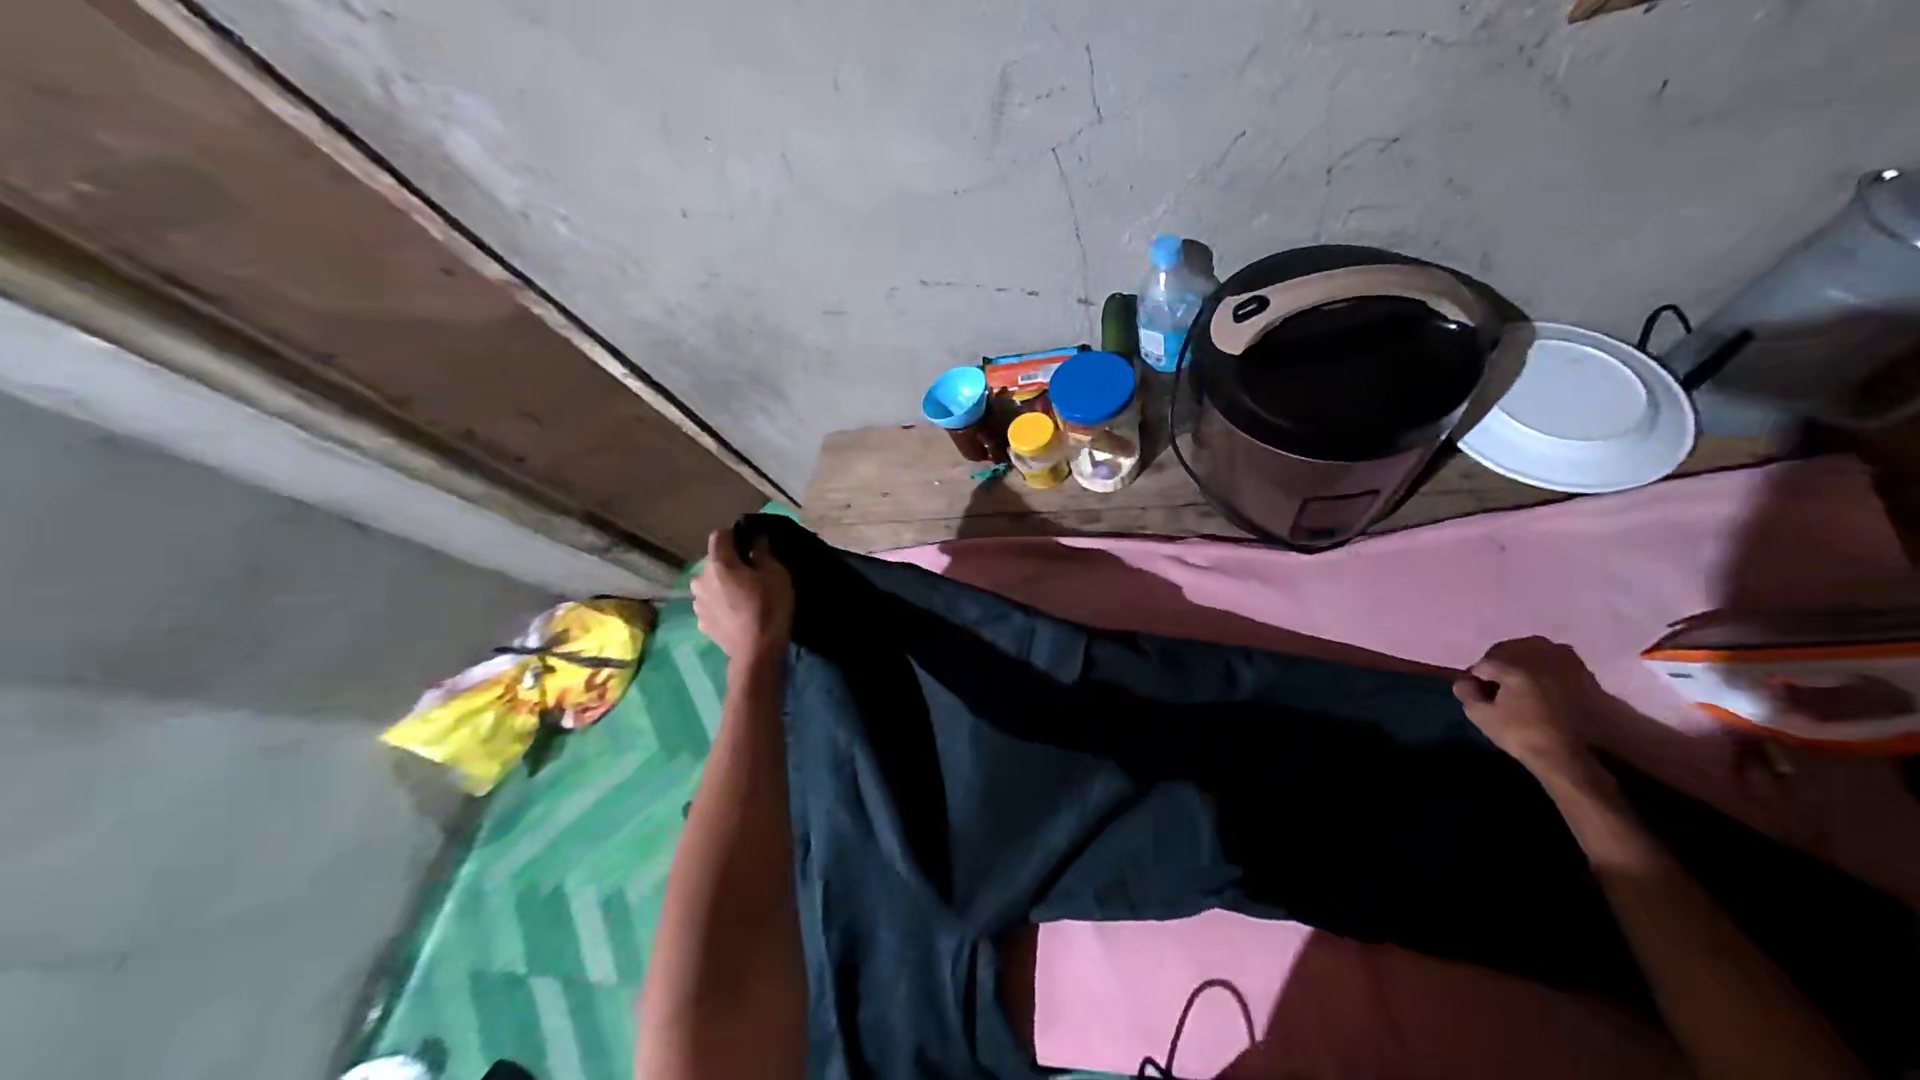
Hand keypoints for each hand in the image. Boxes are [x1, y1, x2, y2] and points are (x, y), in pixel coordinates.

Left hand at [690, 527, 793, 664]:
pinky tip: (737, 613)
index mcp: (718, 563)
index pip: (719, 535)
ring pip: (711, 583)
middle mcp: (700, 579)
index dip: (735, 535)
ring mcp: (698, 603)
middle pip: (714, 561)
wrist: (756, 654)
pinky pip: (711, 603)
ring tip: (744, 596)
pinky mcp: (701, 622)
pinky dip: (721, 603)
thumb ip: (763, 552)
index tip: (751, 544)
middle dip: (731, 562)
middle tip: (753, 573)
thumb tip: (756, 542)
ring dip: (724, 584)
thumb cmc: (769, 608)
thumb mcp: (777, 574)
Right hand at [1453, 637, 1600, 781]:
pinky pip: (1556, 660)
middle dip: (1498, 664)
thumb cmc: (1527, 735)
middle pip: (1507, 650)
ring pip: (1533, 650)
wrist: (1584, 757)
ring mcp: (1566, 661)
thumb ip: (1466, 694)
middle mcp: (1539, 653)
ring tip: (1521, 683)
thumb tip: (1464, 681)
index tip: (1478, 694)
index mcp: (1513, 662)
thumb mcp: (1484, 717)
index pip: (1482, 663)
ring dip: (1523, 661)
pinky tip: (1545, 686)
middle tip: (1497, 686)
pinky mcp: (1586, 672)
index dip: (1476, 679)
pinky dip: (1545, 667)